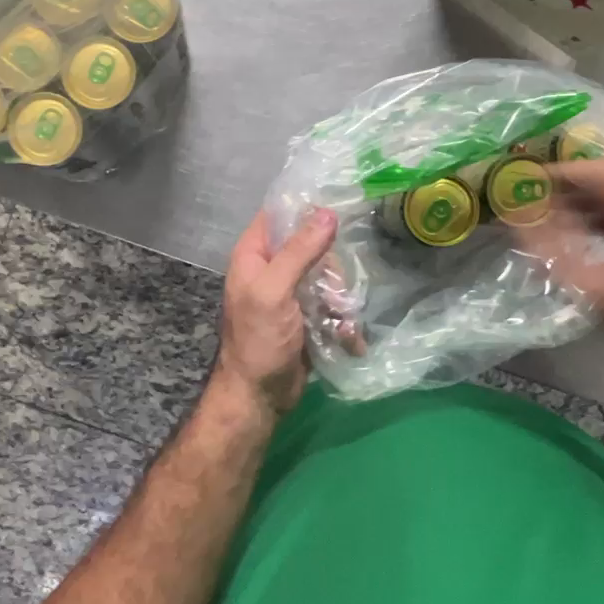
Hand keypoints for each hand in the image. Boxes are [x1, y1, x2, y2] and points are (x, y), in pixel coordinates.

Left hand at [215, 208, 338, 414]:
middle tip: (335, 290)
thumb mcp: (274, 291)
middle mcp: (271, 269)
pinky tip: (349, 339)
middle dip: (331, 269)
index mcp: (254, 254)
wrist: (259, 396)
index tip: (340, 207)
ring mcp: (290, 294)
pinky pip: (333, 306)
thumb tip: (327, 213)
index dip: (306, 208)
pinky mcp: (307, 318)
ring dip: (341, 300)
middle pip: (313, 247)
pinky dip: (343, 322)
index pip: (279, 214)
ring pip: (328, 277)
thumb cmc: (258, 340)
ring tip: (343, 322)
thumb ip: (299, 251)